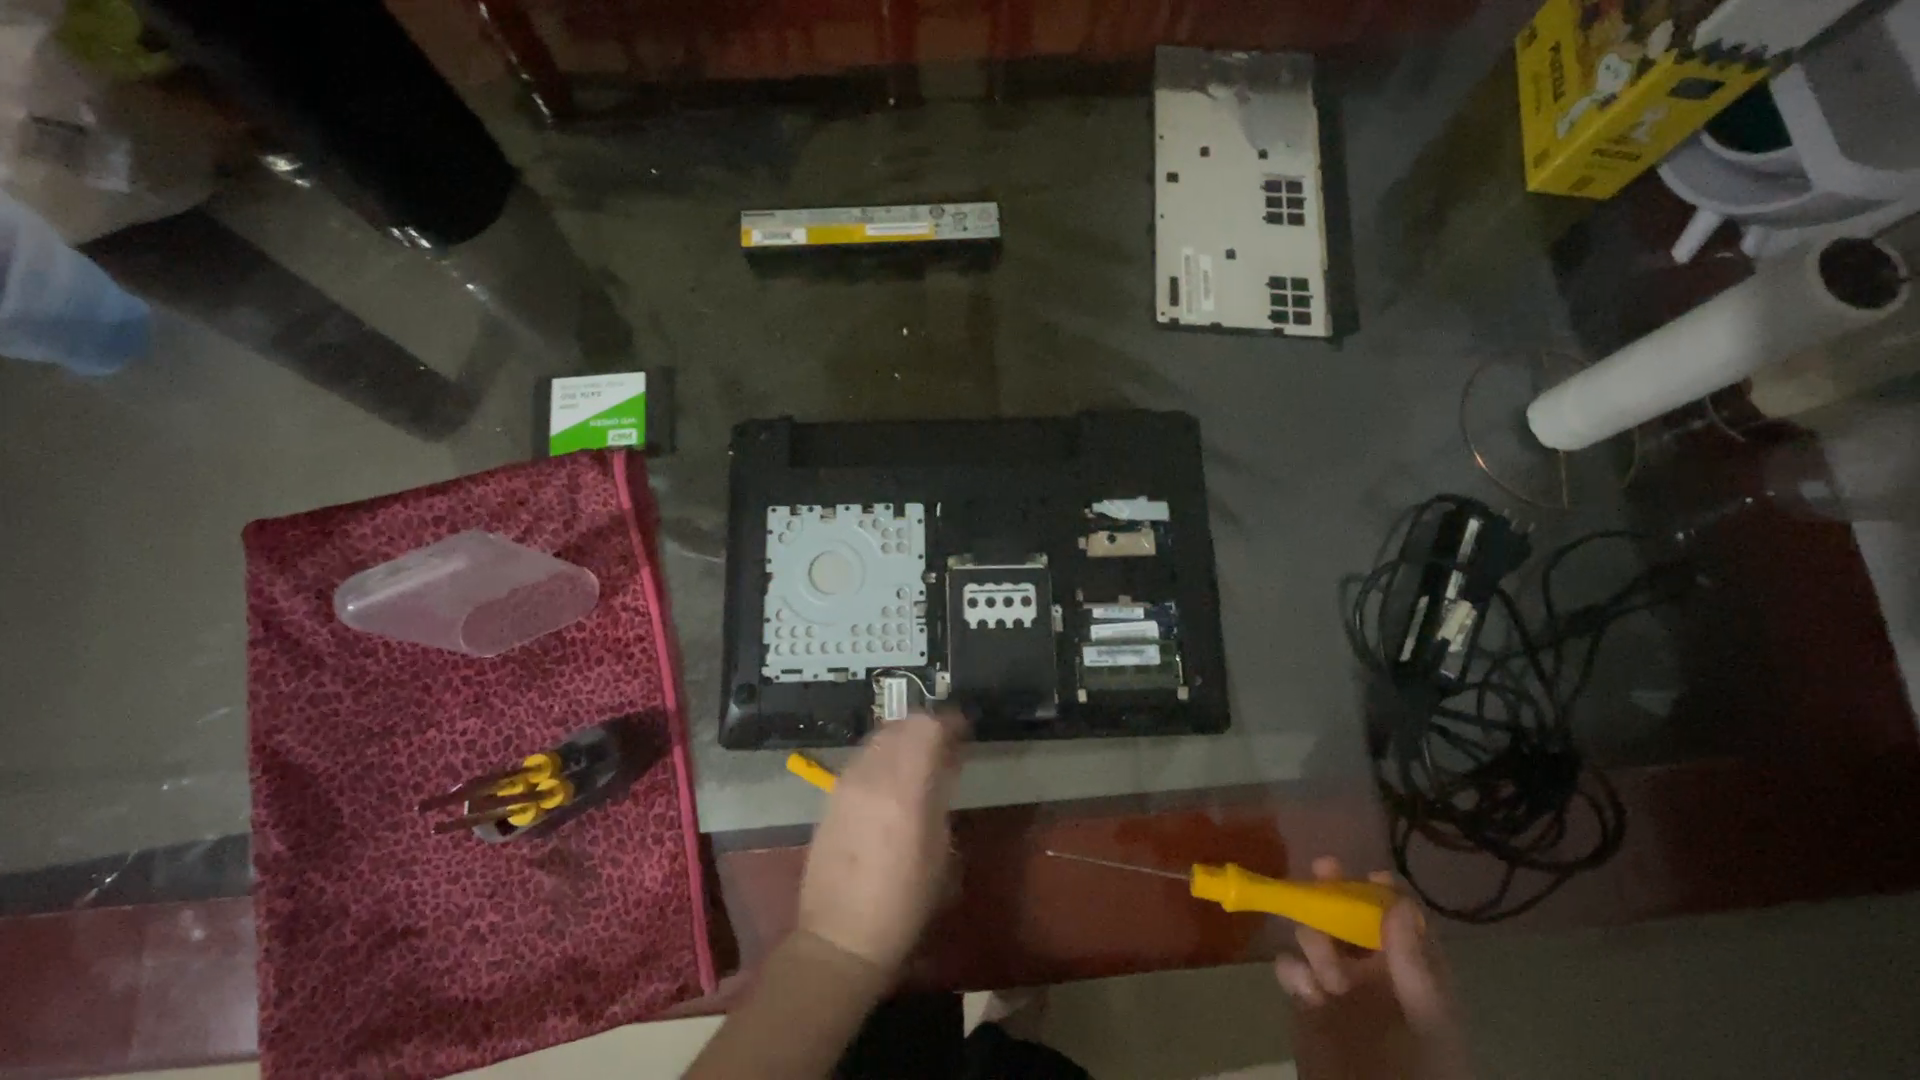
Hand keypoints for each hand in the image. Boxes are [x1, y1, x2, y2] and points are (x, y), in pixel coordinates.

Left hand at [797, 709, 965, 975]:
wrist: (839, 937)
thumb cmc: (904, 903)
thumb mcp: (940, 851)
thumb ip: (941, 797)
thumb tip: (947, 763)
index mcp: (904, 788)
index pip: (926, 727)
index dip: (949, 723)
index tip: (965, 732)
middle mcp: (871, 776)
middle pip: (900, 726)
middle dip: (926, 729)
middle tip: (946, 747)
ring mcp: (845, 784)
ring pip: (878, 739)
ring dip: (902, 741)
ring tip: (921, 762)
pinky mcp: (829, 798)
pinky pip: (861, 760)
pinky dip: (882, 758)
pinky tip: (893, 782)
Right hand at [1275, 857, 1470, 1079]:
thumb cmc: (1423, 1068)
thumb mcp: (1430, 1017)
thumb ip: (1412, 962)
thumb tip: (1397, 901)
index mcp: (1413, 971)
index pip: (1401, 920)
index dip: (1386, 894)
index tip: (1372, 874)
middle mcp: (1374, 970)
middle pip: (1349, 917)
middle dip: (1335, 892)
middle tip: (1322, 870)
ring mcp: (1336, 984)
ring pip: (1315, 936)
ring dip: (1316, 940)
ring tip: (1327, 974)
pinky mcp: (1305, 1002)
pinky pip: (1290, 969)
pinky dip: (1294, 972)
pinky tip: (1307, 992)